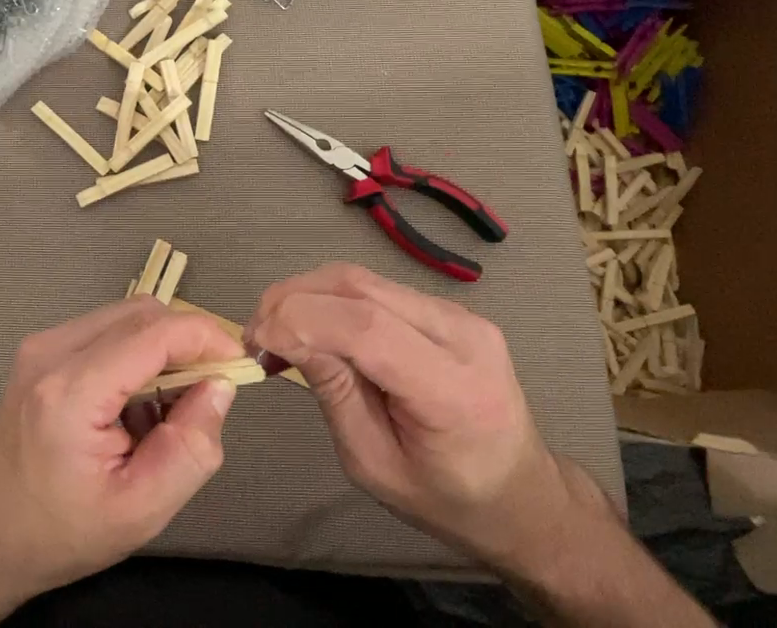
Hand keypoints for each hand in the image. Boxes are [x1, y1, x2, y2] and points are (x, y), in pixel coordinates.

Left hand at [0, 296, 243, 625]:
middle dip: (186, 343)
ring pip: (124, 317)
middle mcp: (50, 351)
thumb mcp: (140, 509)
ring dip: (159, 351)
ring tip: (164, 413)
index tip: (242, 364)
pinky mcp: (40, 351)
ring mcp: (40, 346)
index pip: (153, 332)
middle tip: (208, 396)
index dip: (206, 337)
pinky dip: (134, 356)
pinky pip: (104, 331)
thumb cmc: (61, 532)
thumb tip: (221, 386)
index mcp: (70, 391)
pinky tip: (133, 408)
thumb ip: (190, 447)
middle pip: (140, 313)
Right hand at [245, 264, 588, 572]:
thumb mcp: (374, 464)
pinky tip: (308, 327)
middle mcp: (461, 335)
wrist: (521, 494)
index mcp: (452, 390)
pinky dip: (327, 299)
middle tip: (254, 336)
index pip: (366, 328)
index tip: (255, 341)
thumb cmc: (446, 498)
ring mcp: (457, 313)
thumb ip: (334, 394)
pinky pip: (372, 288)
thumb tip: (285, 339)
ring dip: (304, 295)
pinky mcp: (444, 308)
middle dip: (290, 301)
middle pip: (357, 288)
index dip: (299, 321)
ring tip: (275, 332)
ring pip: (359, 279)